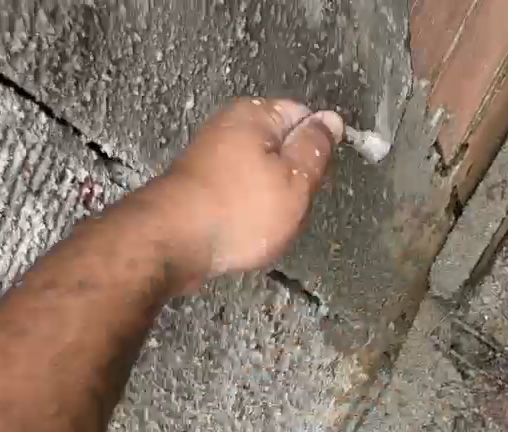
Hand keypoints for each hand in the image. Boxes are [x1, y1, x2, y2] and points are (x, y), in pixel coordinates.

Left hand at [139, 98, 343, 290]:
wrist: (175, 241)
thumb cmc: (240, 211)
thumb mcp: (295, 181)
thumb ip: (316, 149)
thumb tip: (332, 121)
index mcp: (256, 114)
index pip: (304, 118)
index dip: (316, 151)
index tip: (314, 181)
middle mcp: (229, 125)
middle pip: (281, 148)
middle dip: (292, 180)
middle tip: (289, 208)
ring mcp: (211, 155)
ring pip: (259, 176)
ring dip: (269, 201)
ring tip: (264, 224)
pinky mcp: (199, 185)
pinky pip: (237, 194)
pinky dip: (246, 212)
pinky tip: (244, 230)